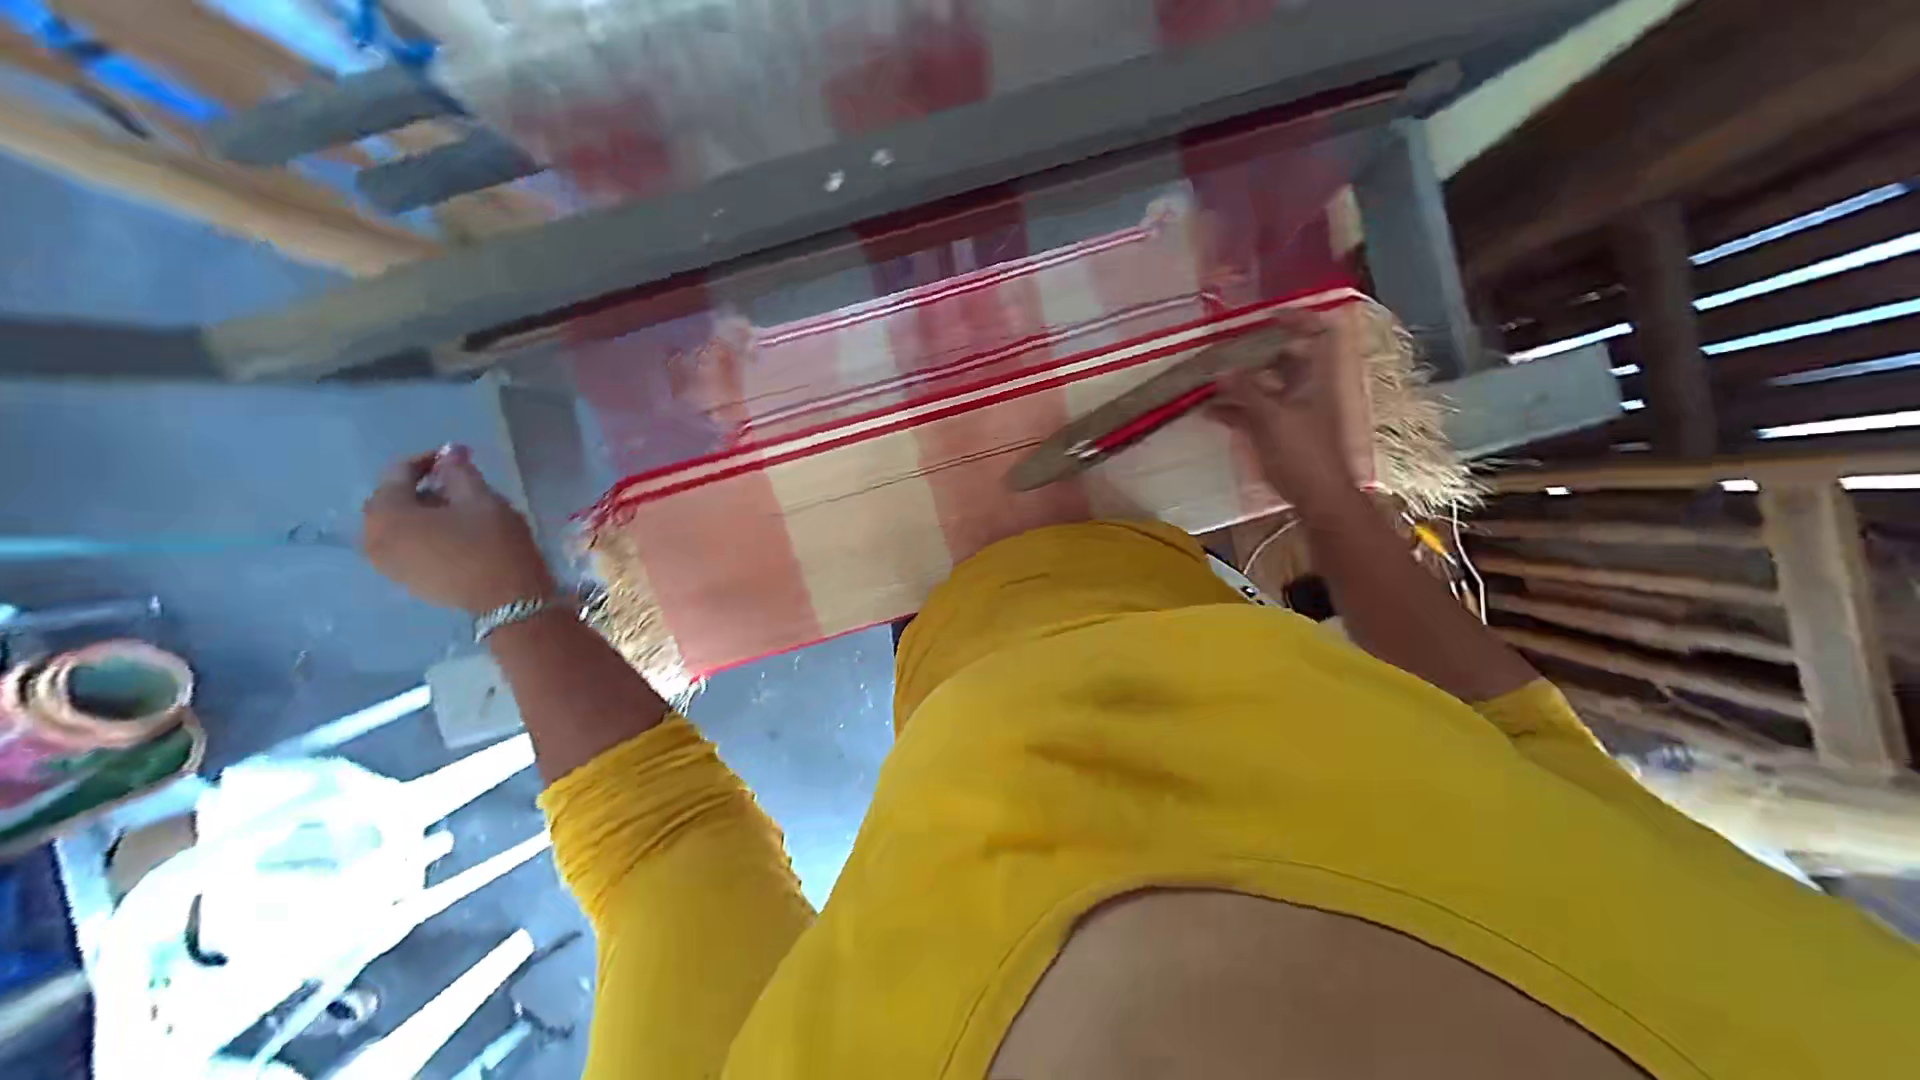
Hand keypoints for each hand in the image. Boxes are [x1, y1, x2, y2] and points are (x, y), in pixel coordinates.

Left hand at [362, 445, 556, 614]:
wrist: (508, 600)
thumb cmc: (494, 544)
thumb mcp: (481, 499)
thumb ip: (459, 471)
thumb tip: (450, 451)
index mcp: (387, 514)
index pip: (399, 473)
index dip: (429, 460)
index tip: (458, 456)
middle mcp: (373, 538)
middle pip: (391, 500)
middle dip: (420, 487)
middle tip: (456, 482)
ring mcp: (386, 564)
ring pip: (397, 526)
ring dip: (421, 512)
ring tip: (456, 509)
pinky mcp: (404, 581)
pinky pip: (405, 546)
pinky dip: (422, 533)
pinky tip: (453, 534)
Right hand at [1205, 310, 1363, 514]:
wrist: (1317, 497)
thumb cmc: (1302, 455)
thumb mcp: (1272, 419)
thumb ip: (1246, 392)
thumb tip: (1222, 370)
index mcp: (1313, 378)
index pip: (1315, 334)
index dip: (1296, 320)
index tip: (1265, 315)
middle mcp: (1302, 389)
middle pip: (1279, 360)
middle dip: (1250, 353)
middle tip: (1221, 350)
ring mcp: (1288, 411)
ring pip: (1261, 387)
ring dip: (1236, 383)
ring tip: (1206, 381)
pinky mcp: (1274, 432)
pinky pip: (1251, 413)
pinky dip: (1232, 409)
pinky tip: (1208, 411)